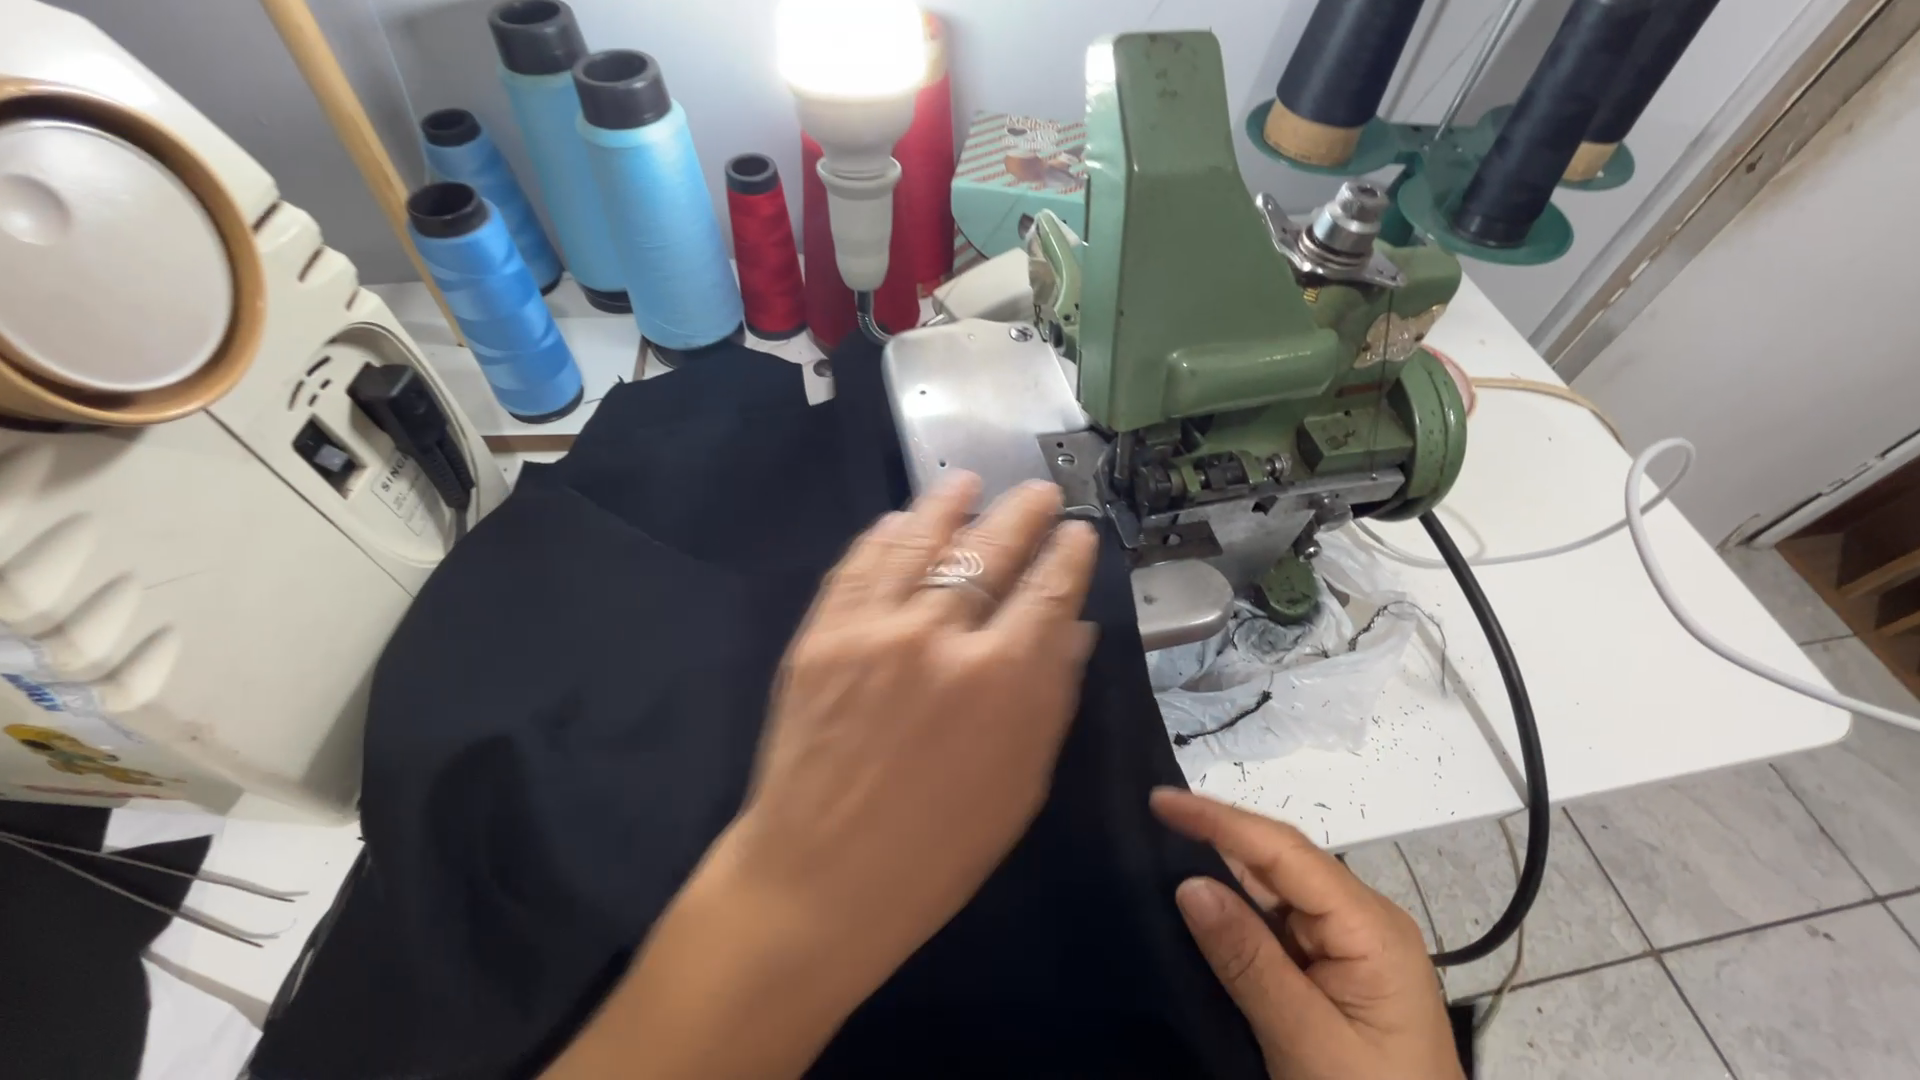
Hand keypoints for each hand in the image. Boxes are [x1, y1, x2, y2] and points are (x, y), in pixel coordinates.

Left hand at [548, 475, 1100, 1079]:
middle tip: (1038, 491)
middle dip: (1021, 515)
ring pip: (919, 542)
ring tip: (968, 481)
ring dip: (949, 506)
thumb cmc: (938, 848)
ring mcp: (871, 627)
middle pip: (990, 551)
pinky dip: (883, 536)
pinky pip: (857, 566)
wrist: (819, 877)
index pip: (1048, 591)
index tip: (1078, 531)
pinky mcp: (821, 634)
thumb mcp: (1021, 783)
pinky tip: (900, 519)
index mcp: (1002, 678)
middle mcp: (939, 635)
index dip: (1068, 555)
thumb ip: (1051, 696)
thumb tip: (1072, 629)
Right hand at [1152, 789, 1462, 1079]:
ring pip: (1271, 891)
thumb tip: (1188, 883)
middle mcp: (1360, 919)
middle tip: (1148, 821)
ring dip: (1219, 875)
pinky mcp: (1331, 969)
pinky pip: (1273, 925)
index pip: (1283, 852)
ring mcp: (1347, 944)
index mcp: (1368, 926)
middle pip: (1277, 862)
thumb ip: (1248, 962)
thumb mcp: (1307, 1041)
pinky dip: (1233, 915)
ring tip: (1157, 853)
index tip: (1160, 800)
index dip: (1219, 819)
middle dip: (1214, 838)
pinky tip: (1198, 907)